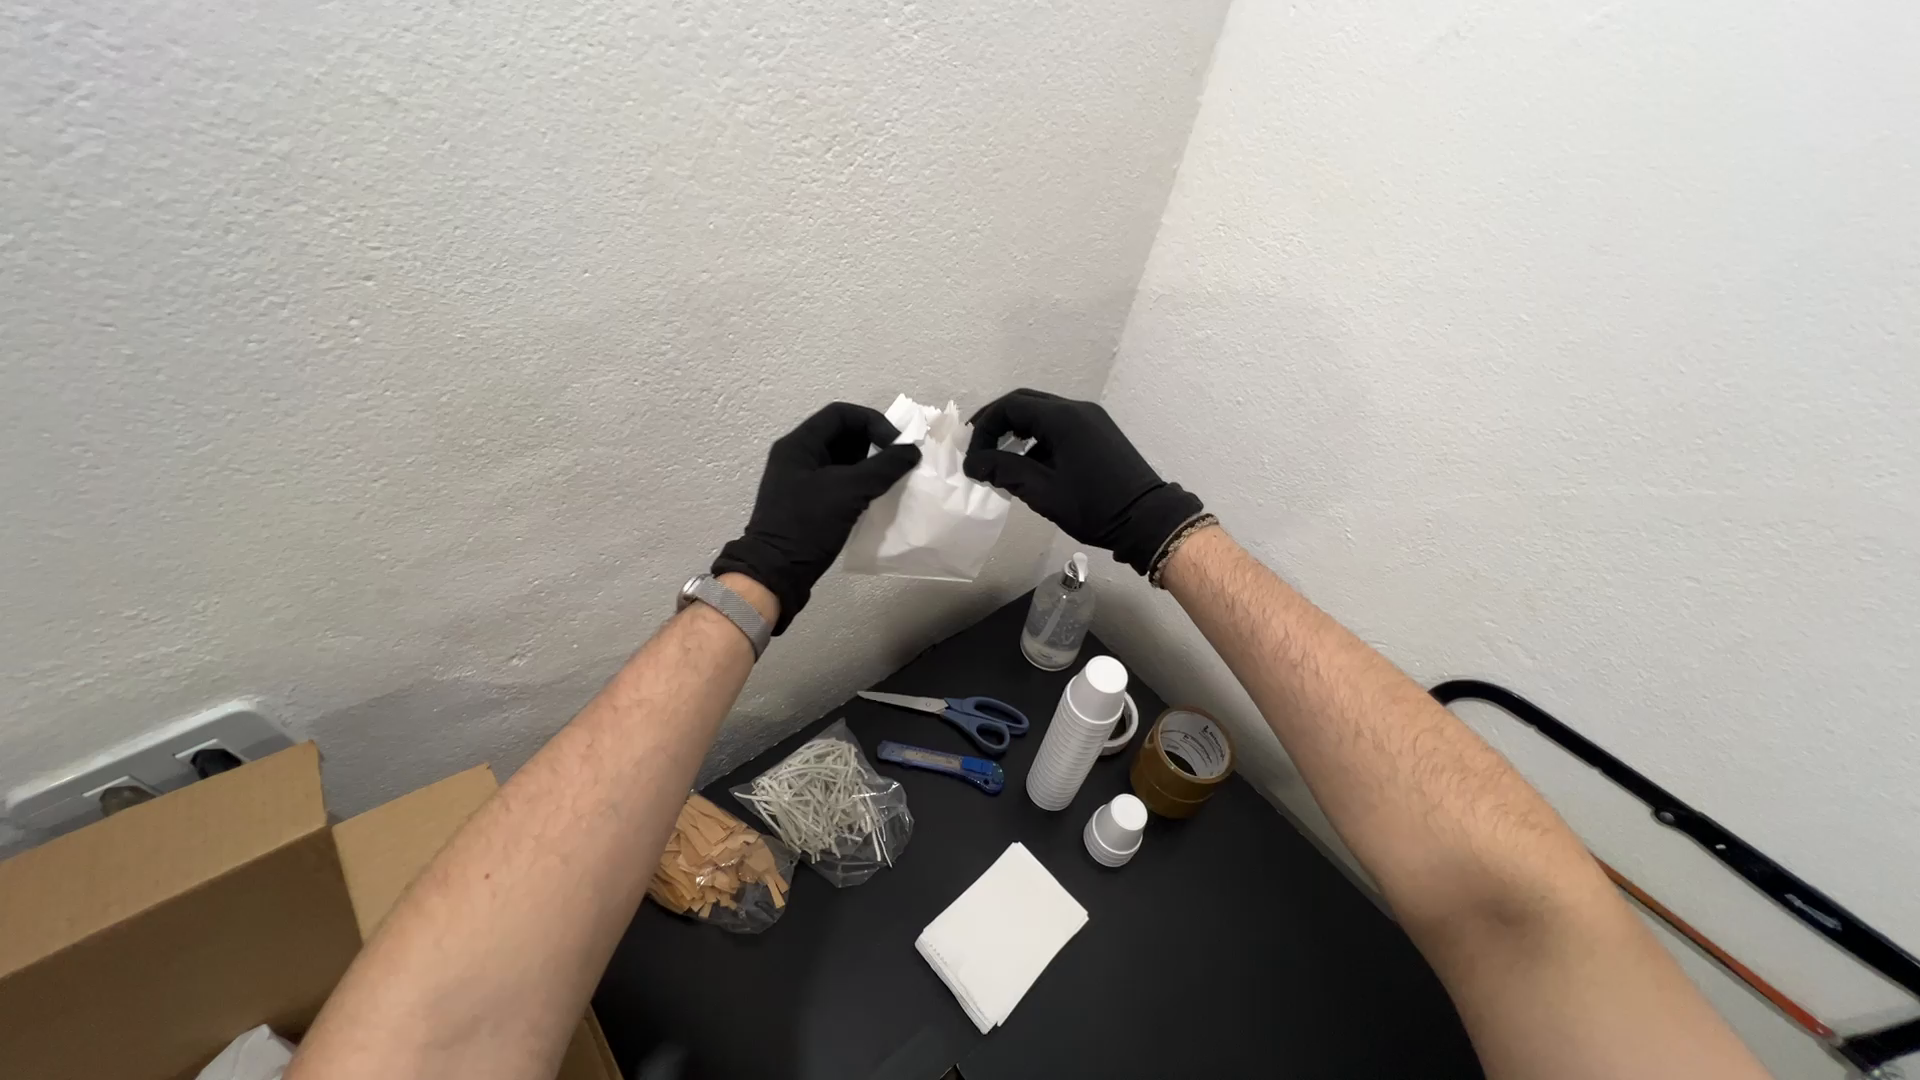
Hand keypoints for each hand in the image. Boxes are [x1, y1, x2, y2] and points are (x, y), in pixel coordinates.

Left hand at [714, 403, 919, 633]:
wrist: (775, 573)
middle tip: (896, 461)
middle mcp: (797, 456)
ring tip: (889, 479)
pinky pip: (838, 481)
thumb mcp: (849, 491)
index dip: (873, 422)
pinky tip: (875, 497)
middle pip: (842, 434)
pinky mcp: (807, 502)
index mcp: (799, 444)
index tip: (895, 445)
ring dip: (868, 464)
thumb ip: (883, 467)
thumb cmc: (808, 525)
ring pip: (841, 459)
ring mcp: (801, 480)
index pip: (841, 414)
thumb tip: (912, 451)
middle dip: (873, 442)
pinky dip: (858, 483)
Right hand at [964, 388, 1202, 575]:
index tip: (973, 457)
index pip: (1009, 407)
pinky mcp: (1099, 432)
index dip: (984, 428)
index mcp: (1062, 418)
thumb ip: (1003, 471)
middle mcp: (1076, 409)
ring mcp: (1091, 419)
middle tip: (978, 447)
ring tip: (1000, 460)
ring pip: (1042, 414)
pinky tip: (1030, 467)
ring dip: (1017, 431)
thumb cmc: (1093, 506)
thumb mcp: (1042, 491)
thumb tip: (973, 463)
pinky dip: (1038, 439)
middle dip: (997, 422)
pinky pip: (1060, 426)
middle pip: (1024, 402)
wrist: (1146, 519)